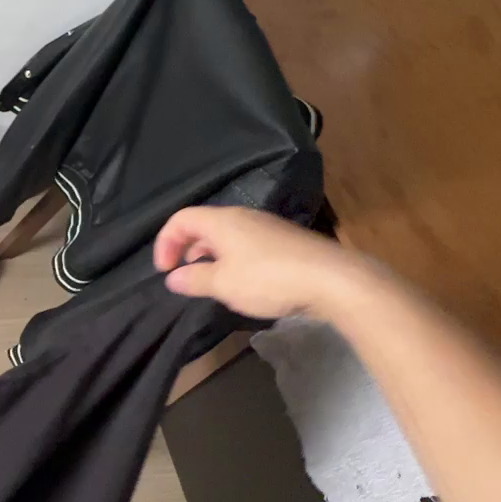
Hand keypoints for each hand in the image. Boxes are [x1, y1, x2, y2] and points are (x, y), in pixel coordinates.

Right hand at [152, 206, 374, 319]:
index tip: (165, 271)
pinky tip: (243, 282)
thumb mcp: (222, 284)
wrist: (335, 281)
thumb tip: (173, 278)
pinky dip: (233, 259)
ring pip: (226, 236)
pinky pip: (247, 244)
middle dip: (186, 249)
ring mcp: (267, 227)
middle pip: (203, 225)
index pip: (180, 219)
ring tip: (212, 281)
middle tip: (184, 275)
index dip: (165, 243)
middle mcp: (243, 217)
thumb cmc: (268, 279)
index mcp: (222, 222)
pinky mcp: (285, 241)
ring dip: (210, 256)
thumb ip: (193, 279)